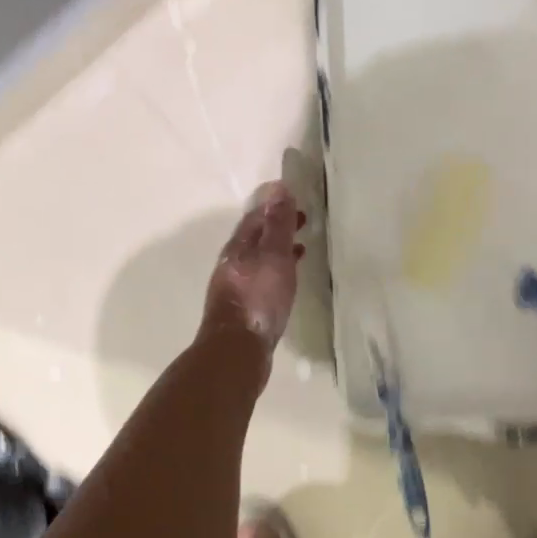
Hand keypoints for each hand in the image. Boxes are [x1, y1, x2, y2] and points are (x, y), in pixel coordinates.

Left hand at [200, 182, 304, 362]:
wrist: (238, 349)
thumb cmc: (259, 298)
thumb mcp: (273, 255)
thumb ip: (277, 224)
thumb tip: (278, 188)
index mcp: (238, 247)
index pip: (256, 216)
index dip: (275, 205)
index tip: (297, 199)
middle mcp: (233, 263)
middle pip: (256, 237)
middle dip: (278, 226)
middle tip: (303, 220)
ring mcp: (237, 286)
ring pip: (260, 258)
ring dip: (279, 249)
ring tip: (301, 247)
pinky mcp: (245, 307)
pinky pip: (263, 279)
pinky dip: (278, 271)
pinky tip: (289, 280)